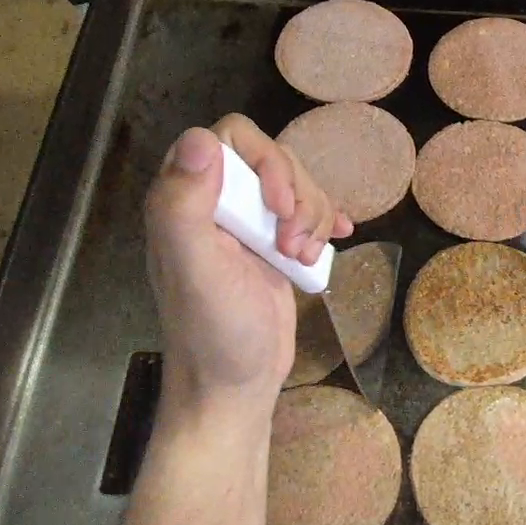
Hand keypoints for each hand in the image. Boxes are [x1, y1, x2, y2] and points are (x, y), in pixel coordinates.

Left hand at [144, 114, 352, 418]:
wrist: (237, 386)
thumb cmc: (214, 330)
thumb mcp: (197, 269)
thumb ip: (185, 204)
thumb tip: (201, 140)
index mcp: (186, 198)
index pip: (232, 139)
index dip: (266, 161)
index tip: (278, 207)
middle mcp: (216, 203)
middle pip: (275, 159)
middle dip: (298, 197)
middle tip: (293, 245)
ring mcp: (249, 225)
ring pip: (298, 186)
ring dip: (314, 218)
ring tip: (303, 259)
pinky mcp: (274, 247)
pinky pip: (310, 213)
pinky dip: (329, 223)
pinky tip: (340, 239)